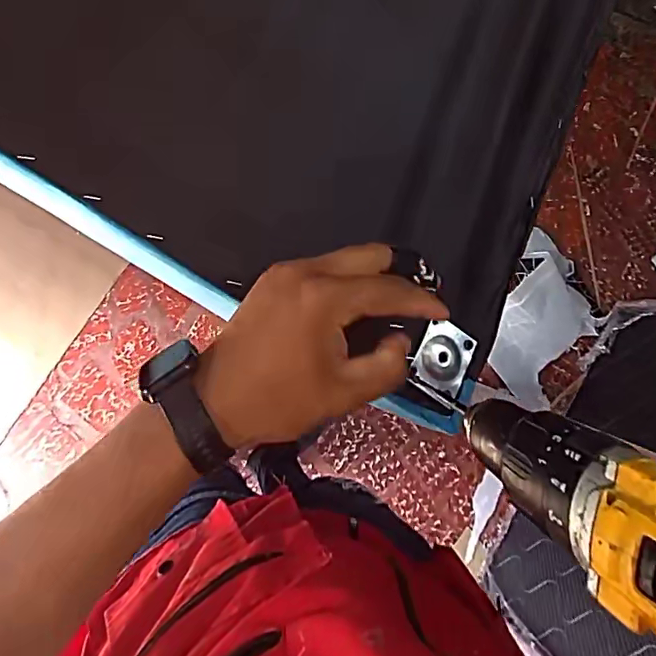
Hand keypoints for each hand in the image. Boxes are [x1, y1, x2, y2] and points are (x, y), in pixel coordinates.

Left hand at [192, 244, 446, 448]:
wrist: (216, 400)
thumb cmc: (274, 399)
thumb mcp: (343, 394)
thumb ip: (387, 366)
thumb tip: (401, 342)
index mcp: (323, 298)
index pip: (387, 289)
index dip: (420, 299)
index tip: (439, 309)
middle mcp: (304, 273)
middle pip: (369, 255)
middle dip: (400, 275)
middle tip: (417, 299)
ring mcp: (286, 272)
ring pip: (345, 258)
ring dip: (371, 277)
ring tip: (387, 308)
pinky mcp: (274, 279)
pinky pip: (322, 267)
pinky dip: (344, 281)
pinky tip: (351, 308)